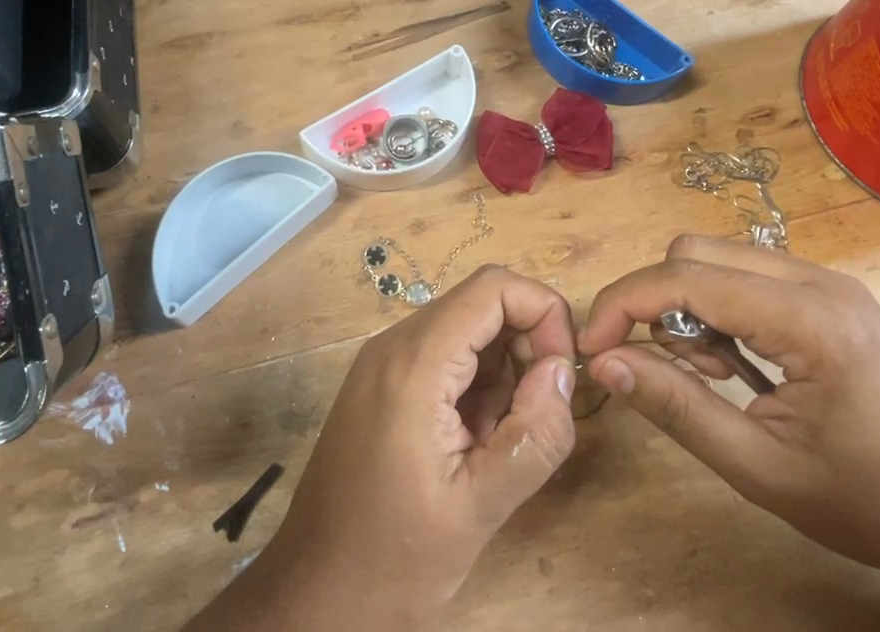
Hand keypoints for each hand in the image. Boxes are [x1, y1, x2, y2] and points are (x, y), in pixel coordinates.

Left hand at [189, 265, 577, 630]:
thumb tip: (562, 370)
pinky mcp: (382, 386)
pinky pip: (444, 358)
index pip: (494, 287)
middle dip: (527, 344)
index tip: (562, 373)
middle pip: (480, 304)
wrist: (316, 591)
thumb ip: (534, 434)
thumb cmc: (396, 555)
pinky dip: (476, 385)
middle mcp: (393, 345)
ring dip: (503, 370)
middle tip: (539, 413)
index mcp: (414, 362)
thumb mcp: (481, 505)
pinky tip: (475, 443)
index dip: (544, 313)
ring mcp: (382, 364)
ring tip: (501, 440)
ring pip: (465, 331)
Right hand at [578, 236, 879, 631]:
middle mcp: (821, 281)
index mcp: (810, 320)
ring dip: (685, 305)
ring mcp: (830, 285)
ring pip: (720, 258)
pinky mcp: (832, 298)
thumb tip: (602, 362)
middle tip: (647, 364)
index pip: (686, 277)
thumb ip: (675, 406)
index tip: (590, 349)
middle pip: (697, 251)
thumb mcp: (759, 468)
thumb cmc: (869, 505)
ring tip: (702, 375)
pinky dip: (717, 310)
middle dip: (652, 300)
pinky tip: (731, 365)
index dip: (624, 305)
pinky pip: (749, 277)